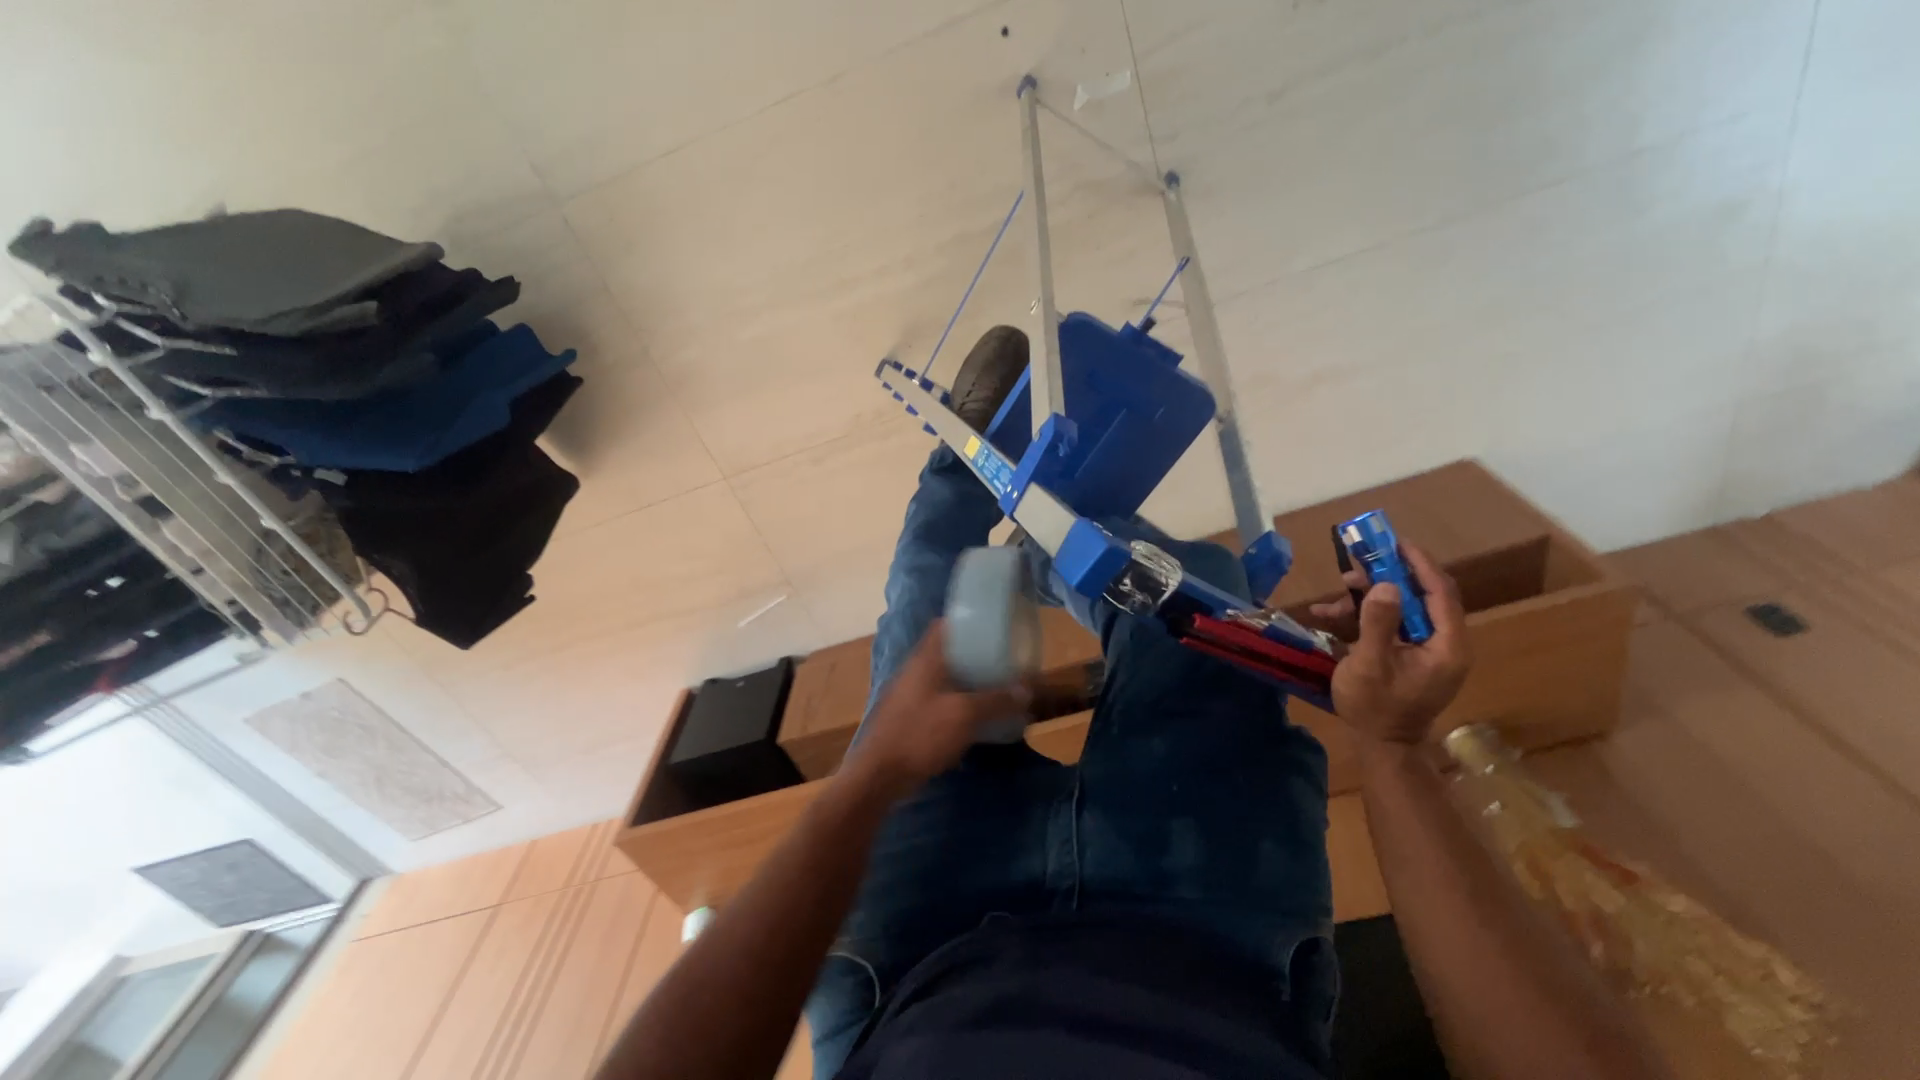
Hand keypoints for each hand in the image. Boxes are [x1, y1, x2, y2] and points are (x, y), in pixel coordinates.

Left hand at [843, 622, 1029, 798]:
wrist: (880, 774)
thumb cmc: (921, 734)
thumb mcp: (965, 715)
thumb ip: (997, 700)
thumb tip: (1027, 689)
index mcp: (925, 659)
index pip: (944, 625)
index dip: (968, 622)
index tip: (994, 627)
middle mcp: (916, 671)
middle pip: (948, 652)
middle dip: (976, 654)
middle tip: (1005, 659)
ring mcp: (910, 694)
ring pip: (945, 678)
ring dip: (969, 680)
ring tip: (998, 686)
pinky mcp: (911, 717)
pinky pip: (941, 700)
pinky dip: (960, 701)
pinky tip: (978, 715)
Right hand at [1329, 543, 1471, 745]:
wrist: (1381, 747)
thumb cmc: (1375, 707)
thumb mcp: (1369, 664)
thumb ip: (1378, 623)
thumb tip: (1385, 585)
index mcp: (1447, 646)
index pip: (1440, 592)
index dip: (1419, 564)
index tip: (1394, 542)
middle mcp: (1446, 644)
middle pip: (1422, 596)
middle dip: (1388, 578)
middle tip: (1357, 565)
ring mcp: (1430, 650)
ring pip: (1404, 608)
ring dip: (1371, 597)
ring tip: (1336, 594)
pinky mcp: (1413, 656)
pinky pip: (1395, 624)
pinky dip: (1367, 616)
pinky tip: (1331, 615)